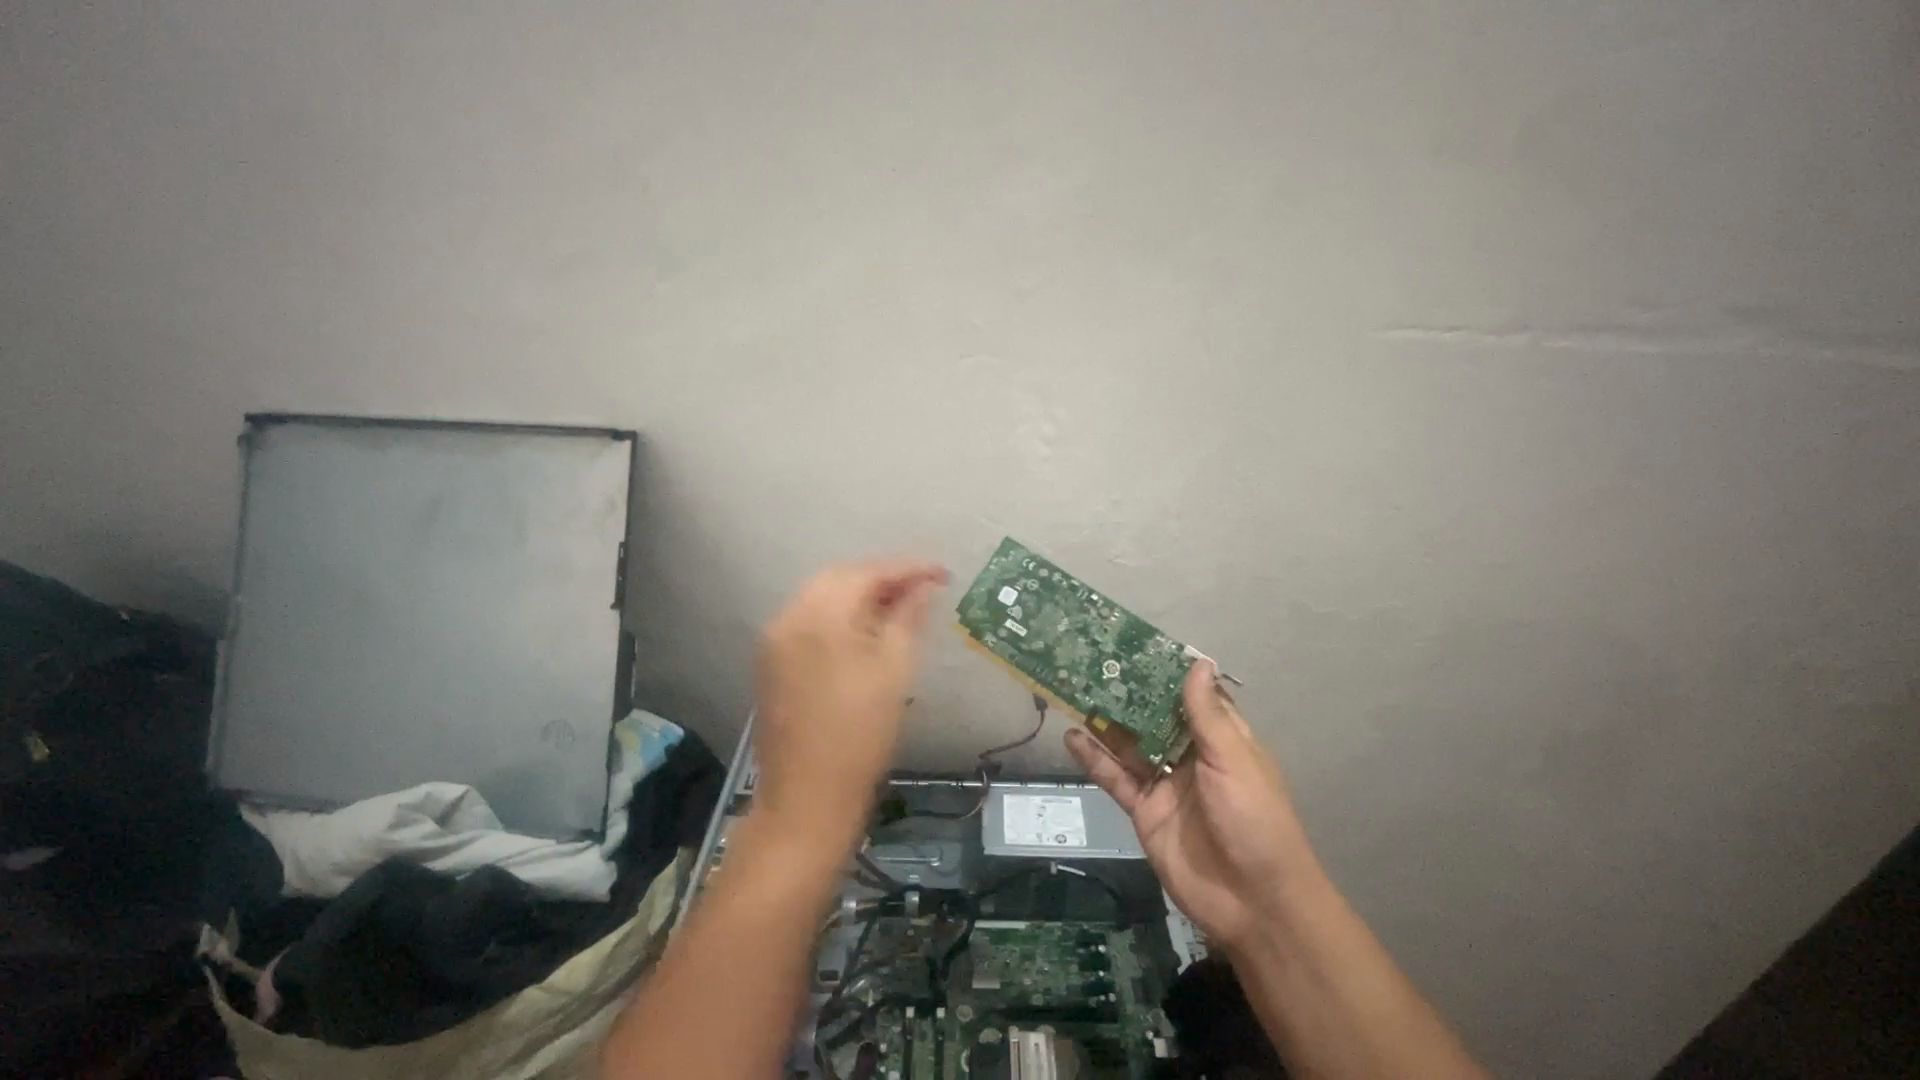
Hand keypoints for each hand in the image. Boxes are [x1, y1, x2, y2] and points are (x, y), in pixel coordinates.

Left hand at [753, 558, 948, 842]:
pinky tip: (865, 633)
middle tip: (923, 590)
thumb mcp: (895, 672)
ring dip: (859, 596)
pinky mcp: (770, 663)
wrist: (807, 798)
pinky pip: (808, 622)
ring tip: (900, 609)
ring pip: (821, 598)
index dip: (908, 568)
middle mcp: (789, 616)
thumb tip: (922, 588)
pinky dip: (838, 618)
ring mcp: (774, 640)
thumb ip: (907, 619)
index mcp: (820, 615)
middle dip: (882, 578)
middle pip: (840, 578)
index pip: (868, 572)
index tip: (943, 573)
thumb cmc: (861, 734)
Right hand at [1066, 661, 1319, 952]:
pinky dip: (1095, 759)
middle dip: (1129, 694)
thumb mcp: (1234, 761)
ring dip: (1106, 722)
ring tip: (1073, 690)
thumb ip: (1207, 716)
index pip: (1193, 699)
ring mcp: (1166, 786)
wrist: (1253, 902)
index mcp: (1223, 741)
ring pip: (1131, 746)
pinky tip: (1072, 737)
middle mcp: (1192, 758)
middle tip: (1092, 663)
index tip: (1137, 646)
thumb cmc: (1255, 821)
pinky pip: (1117, 780)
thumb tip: (1198, 663)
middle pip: (1155, 719)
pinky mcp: (1145, 812)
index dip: (1167, 674)